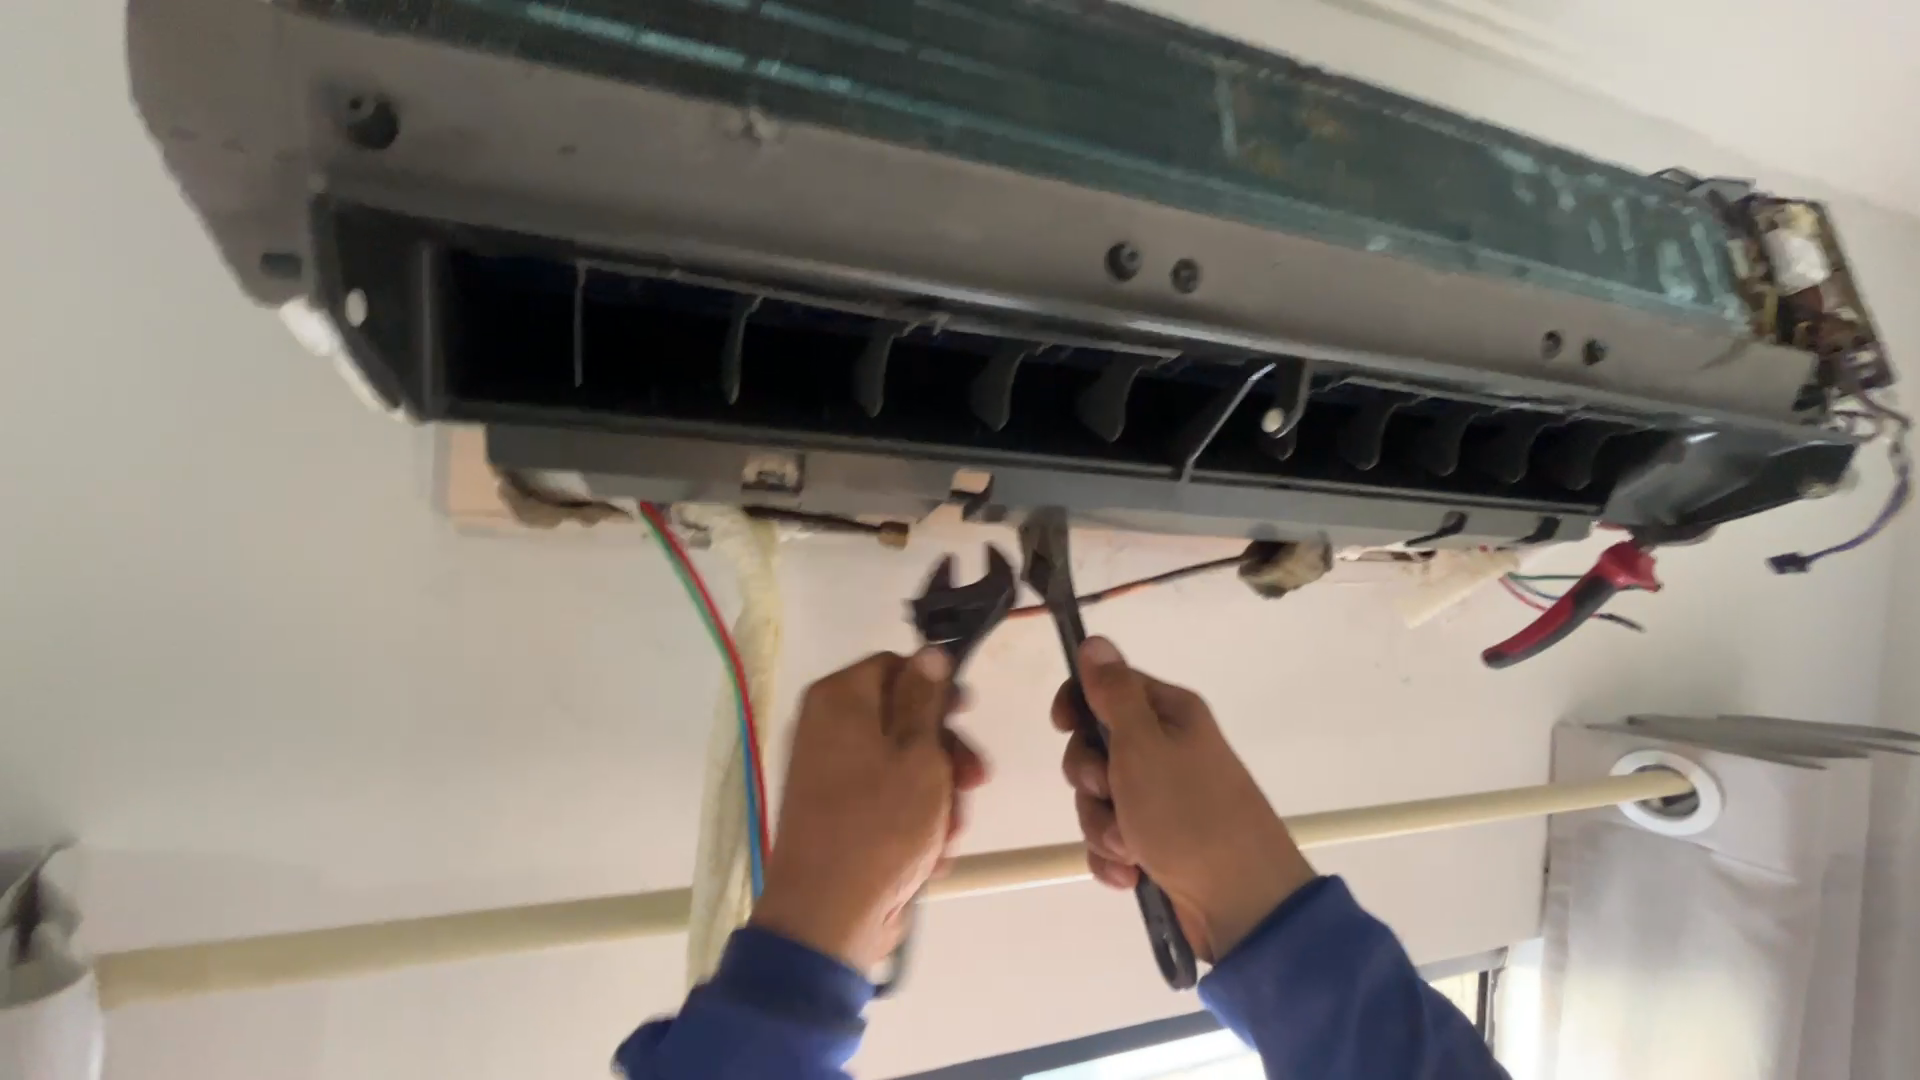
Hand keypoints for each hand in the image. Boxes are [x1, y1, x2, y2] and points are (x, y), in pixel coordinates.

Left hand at [752, 648, 988, 973]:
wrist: (829, 917)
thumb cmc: (881, 824)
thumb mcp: (918, 754)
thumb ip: (926, 699)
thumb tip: (930, 651)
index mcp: (839, 699)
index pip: (895, 666)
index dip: (936, 687)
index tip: (967, 713)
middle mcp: (827, 727)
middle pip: (903, 718)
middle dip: (946, 754)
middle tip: (975, 781)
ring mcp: (830, 773)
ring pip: (903, 763)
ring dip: (938, 794)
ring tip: (950, 833)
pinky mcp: (839, 813)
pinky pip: (887, 798)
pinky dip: (914, 820)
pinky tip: (931, 852)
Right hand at [1054, 637, 1315, 963]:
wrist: (1244, 906)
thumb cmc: (1189, 814)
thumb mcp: (1144, 745)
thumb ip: (1113, 693)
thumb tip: (1094, 641)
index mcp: (1168, 715)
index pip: (1107, 686)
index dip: (1077, 703)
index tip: (1063, 726)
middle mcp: (1166, 749)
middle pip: (1095, 746)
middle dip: (1089, 777)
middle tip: (1109, 792)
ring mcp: (1162, 798)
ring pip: (1099, 797)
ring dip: (1102, 825)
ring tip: (1130, 848)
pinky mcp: (1157, 840)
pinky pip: (1111, 836)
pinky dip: (1114, 855)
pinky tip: (1131, 873)